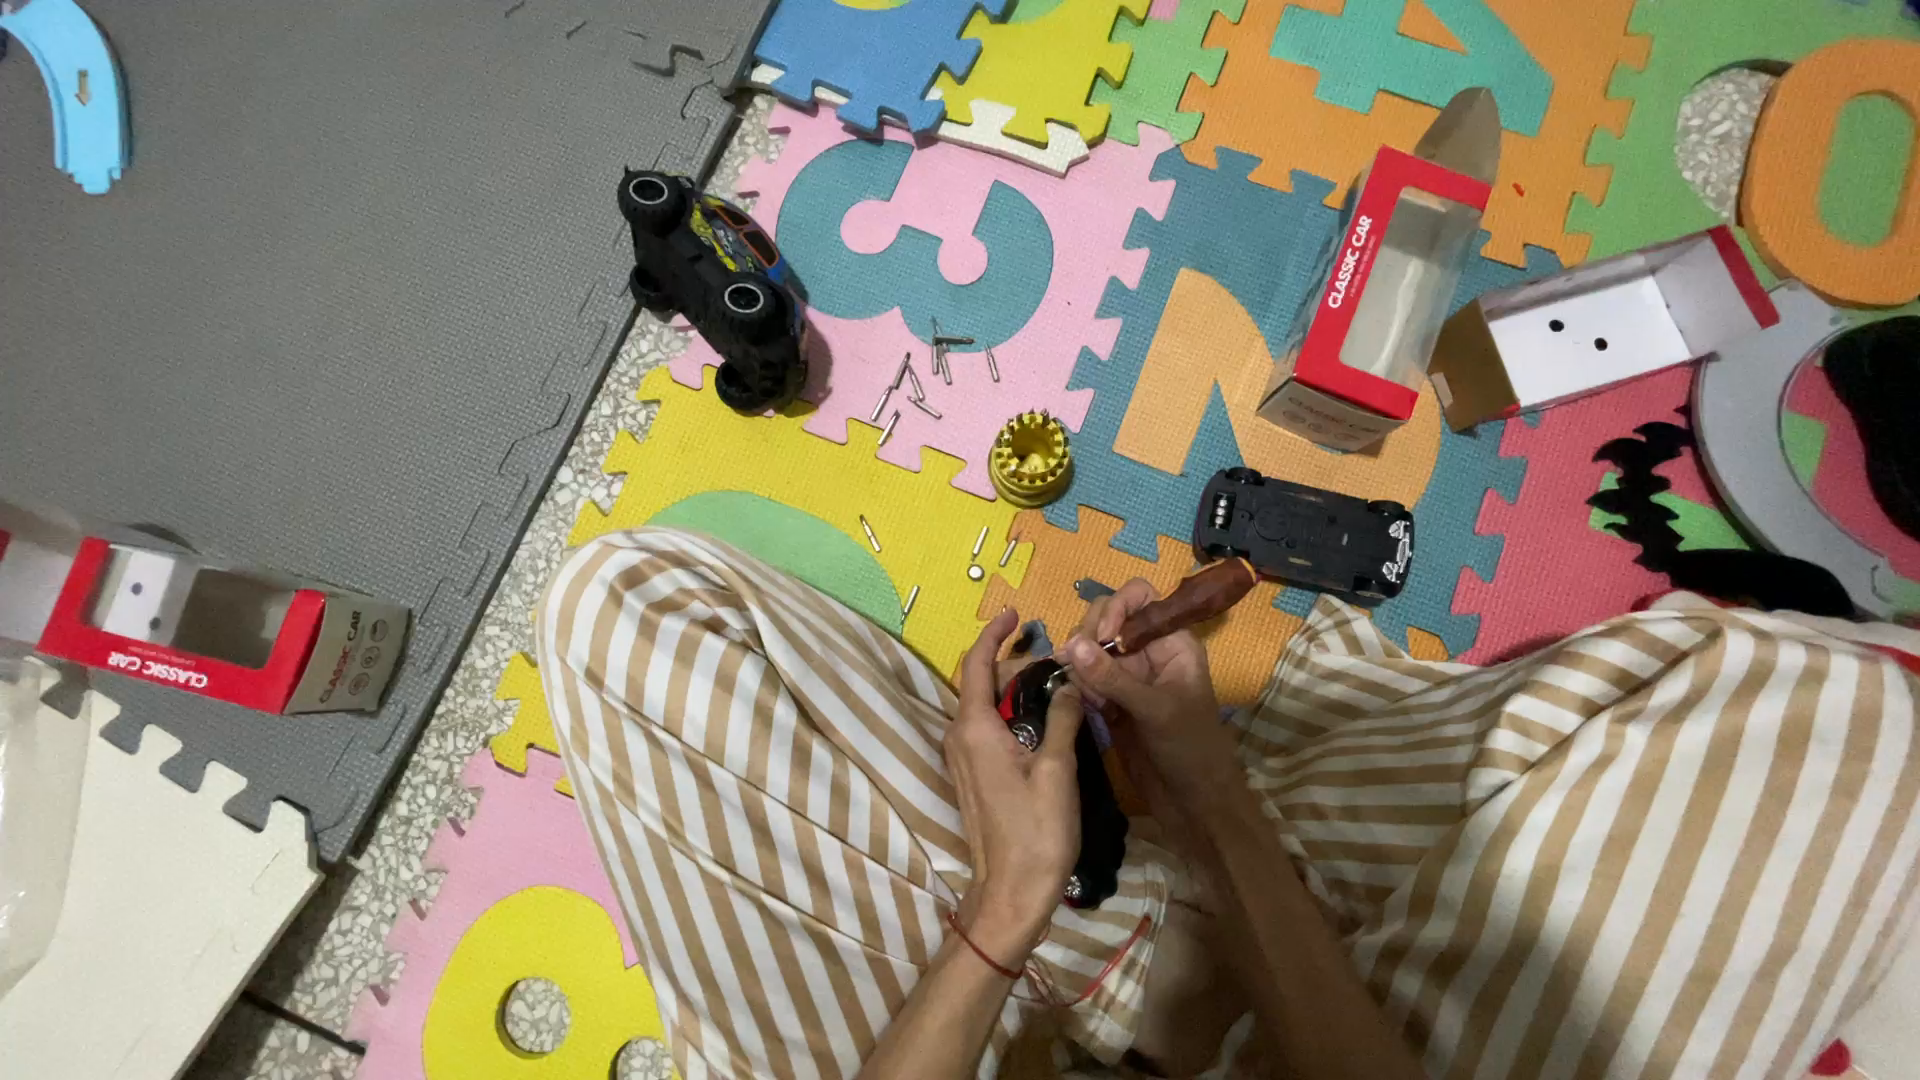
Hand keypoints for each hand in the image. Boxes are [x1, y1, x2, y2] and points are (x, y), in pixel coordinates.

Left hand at [946, 609, 1084, 969]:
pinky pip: (987, 728)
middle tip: (1059, 664)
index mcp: (974, 727)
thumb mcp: (1056, 767)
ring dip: (1016, 690)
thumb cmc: (1036, 829)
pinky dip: (1011, 713)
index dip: (994, 633)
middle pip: (983, 682)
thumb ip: (1060, 716)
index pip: (976, 663)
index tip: (1016, 614)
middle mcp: (958, 735)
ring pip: (985, 706)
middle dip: (1017, 665)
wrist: (1011, 891)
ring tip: (1058, 688)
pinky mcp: (970, 773)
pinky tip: (1042, 720)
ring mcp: (961, 756)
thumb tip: (1068, 681)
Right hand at [1059, 579, 1234, 800]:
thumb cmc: (1191, 750)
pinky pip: (1086, 676)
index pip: (1141, 597)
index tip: (1104, 637)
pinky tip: (1079, 700)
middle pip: (1109, 617)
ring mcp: (1128, 676)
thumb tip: (1072, 644)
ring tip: (1078, 686)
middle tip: (1076, 662)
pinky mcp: (1111, 699)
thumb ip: (1113, 677)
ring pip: (1092, 647)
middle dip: (1090, 634)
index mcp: (1172, 642)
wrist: (1195, 803)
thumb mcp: (1155, 710)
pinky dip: (1077, 682)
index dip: (1117, 607)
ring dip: (1079, 660)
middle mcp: (1148, 651)